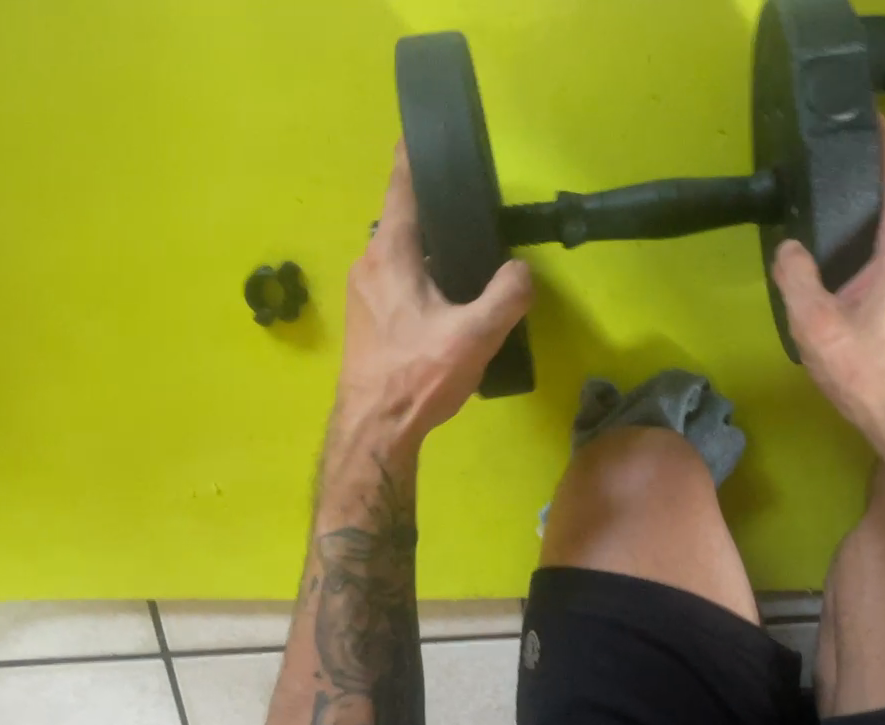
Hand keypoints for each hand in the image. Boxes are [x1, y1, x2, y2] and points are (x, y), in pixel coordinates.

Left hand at [337, 143, 533, 445]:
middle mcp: (368, 264)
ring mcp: (363, 294)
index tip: (422, 137)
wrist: (376, 427)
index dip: (413, 159)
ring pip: (400, 258)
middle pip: (404, 225)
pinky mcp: (365, 321)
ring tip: (465, 266)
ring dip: (429, 256)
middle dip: (433, 218)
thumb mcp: (476, 335)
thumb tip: (522, 272)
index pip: (401, 188)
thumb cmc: (419, 373)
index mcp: (390, 253)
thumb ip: (506, 296)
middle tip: (471, 219)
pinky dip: (419, 281)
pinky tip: (444, 307)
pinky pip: (395, 284)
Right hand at [771, 118, 884, 462]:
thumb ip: (795, 275)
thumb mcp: (813, 323)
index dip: (880, 138)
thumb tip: (790, 249)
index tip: (859, 118)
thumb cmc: (864, 371)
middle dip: (869, 182)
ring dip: (875, 219)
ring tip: (834, 218)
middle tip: (826, 178)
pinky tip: (855, 261)